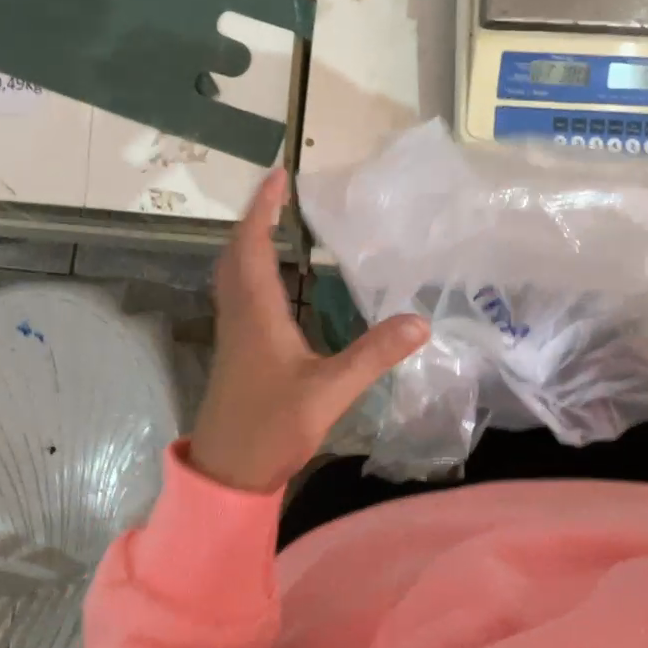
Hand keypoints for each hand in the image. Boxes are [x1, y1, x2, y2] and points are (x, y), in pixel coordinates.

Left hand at [189, 169, 429, 493]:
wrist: (227, 472)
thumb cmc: (271, 427)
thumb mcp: (329, 391)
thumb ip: (372, 355)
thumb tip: (420, 320)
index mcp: (256, 311)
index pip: (253, 244)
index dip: (263, 207)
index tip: (278, 175)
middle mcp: (238, 313)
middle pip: (236, 251)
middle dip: (255, 217)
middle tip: (280, 193)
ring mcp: (232, 331)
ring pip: (232, 271)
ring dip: (249, 242)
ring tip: (275, 225)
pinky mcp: (234, 349)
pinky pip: (236, 291)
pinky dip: (249, 268)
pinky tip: (271, 281)